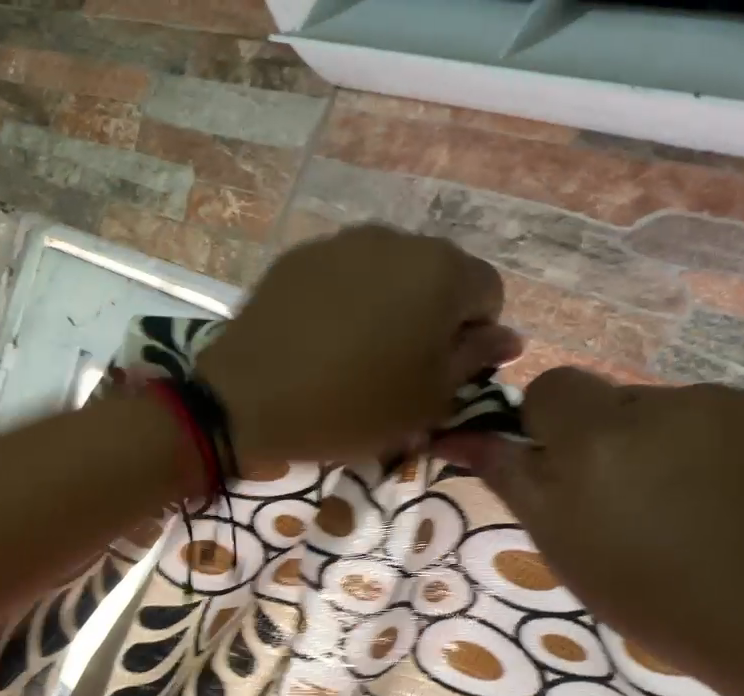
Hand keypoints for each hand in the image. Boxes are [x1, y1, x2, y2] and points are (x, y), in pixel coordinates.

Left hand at [195, 224, 523, 464]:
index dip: (468, 339)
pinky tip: (313, 339)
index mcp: (444, 270)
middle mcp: (395, 239)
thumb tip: (503, 336)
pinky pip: (335, 277)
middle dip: (425, 315)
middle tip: (391, 367)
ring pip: (383, 274)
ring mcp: (337, 244)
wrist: (240, 402)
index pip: (485, 296)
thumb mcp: (426, 401)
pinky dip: (336, 301)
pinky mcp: (291, 260)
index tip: (434, 374)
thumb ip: (473, 360)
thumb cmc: (346, 407)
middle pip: (433, 277)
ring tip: (348, 353)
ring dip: (380, 305)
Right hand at [440, 369, 743, 695]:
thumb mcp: (567, 547)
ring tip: (721, 517)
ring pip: (697, 416)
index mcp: (600, 437)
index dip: (552, 424)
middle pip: (627, 406)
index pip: (554, 387)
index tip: (566, 472)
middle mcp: (677, 403)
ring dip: (689, 452)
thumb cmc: (670, 603)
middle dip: (622, 446)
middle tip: (642, 510)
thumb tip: (456, 436)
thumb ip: (514, 479)